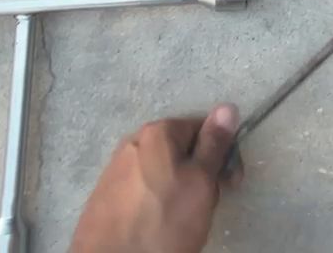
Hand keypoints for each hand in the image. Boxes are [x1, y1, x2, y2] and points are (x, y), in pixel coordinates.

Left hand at [70, 105, 239, 252]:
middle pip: (179, 150)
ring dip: (177, 189)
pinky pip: (140, 191)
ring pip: (160, 173)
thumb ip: (215, 144)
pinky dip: (154, 203)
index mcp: (157, 131)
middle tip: (206, 205)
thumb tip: (227, 107)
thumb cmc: (163, 223)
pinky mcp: (103, 199)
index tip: (230, 183)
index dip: (221, 154)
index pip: (202, 128)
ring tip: (182, 221)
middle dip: (199, 173)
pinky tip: (156, 226)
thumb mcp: (200, 182)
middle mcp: (132, 142)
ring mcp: (114, 171)